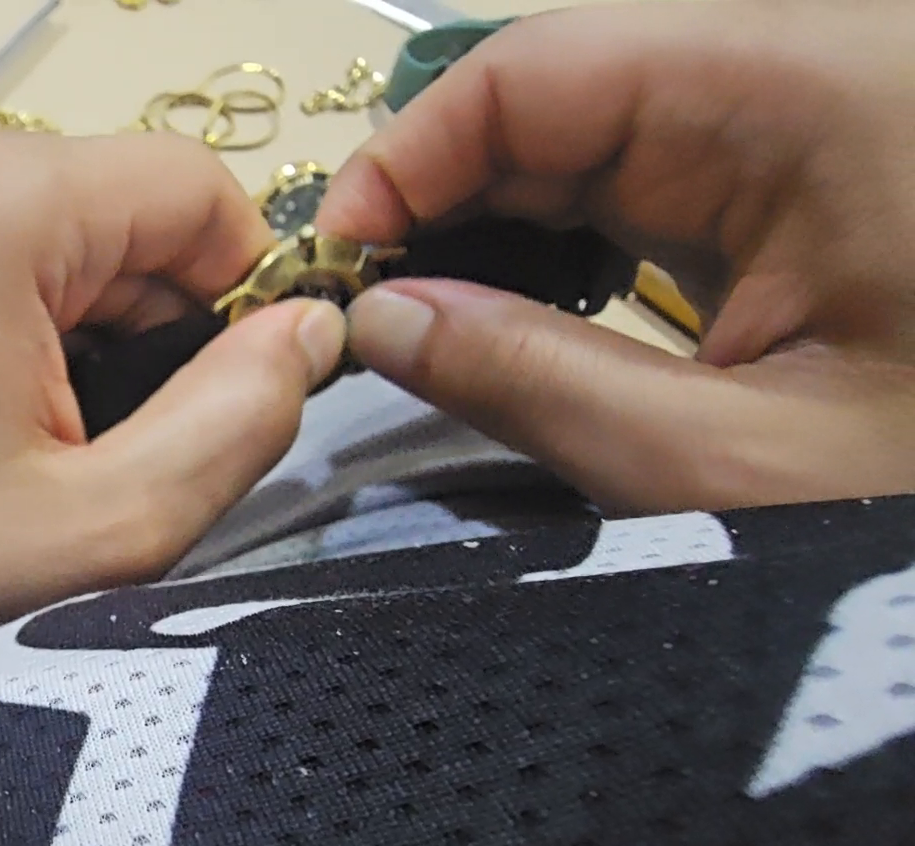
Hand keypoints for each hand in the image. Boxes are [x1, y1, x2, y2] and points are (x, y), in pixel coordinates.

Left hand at [0, 131, 348, 759]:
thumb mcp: (105, 525)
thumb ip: (238, 419)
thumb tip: (312, 331)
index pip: (195, 190)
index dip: (246, 293)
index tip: (230, 399)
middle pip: (133, 214)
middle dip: (166, 328)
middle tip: (123, 449)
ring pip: (80, 245)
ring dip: (107, 345)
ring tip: (61, 450)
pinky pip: (17, 266)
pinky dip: (50, 339)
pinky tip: (16, 425)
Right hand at [317, 0, 914, 513]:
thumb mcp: (717, 464)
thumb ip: (522, 380)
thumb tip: (372, 322)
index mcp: (825, 100)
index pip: (536, 69)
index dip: (402, 158)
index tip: (331, 264)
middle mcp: (813, 83)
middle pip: (546, 98)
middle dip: (424, 200)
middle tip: (354, 308)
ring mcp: (801, 136)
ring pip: (571, 144)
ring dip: (468, 229)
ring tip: (409, 318)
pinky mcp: (785, 191)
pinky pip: (616, 188)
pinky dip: (530, 249)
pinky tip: (493, 313)